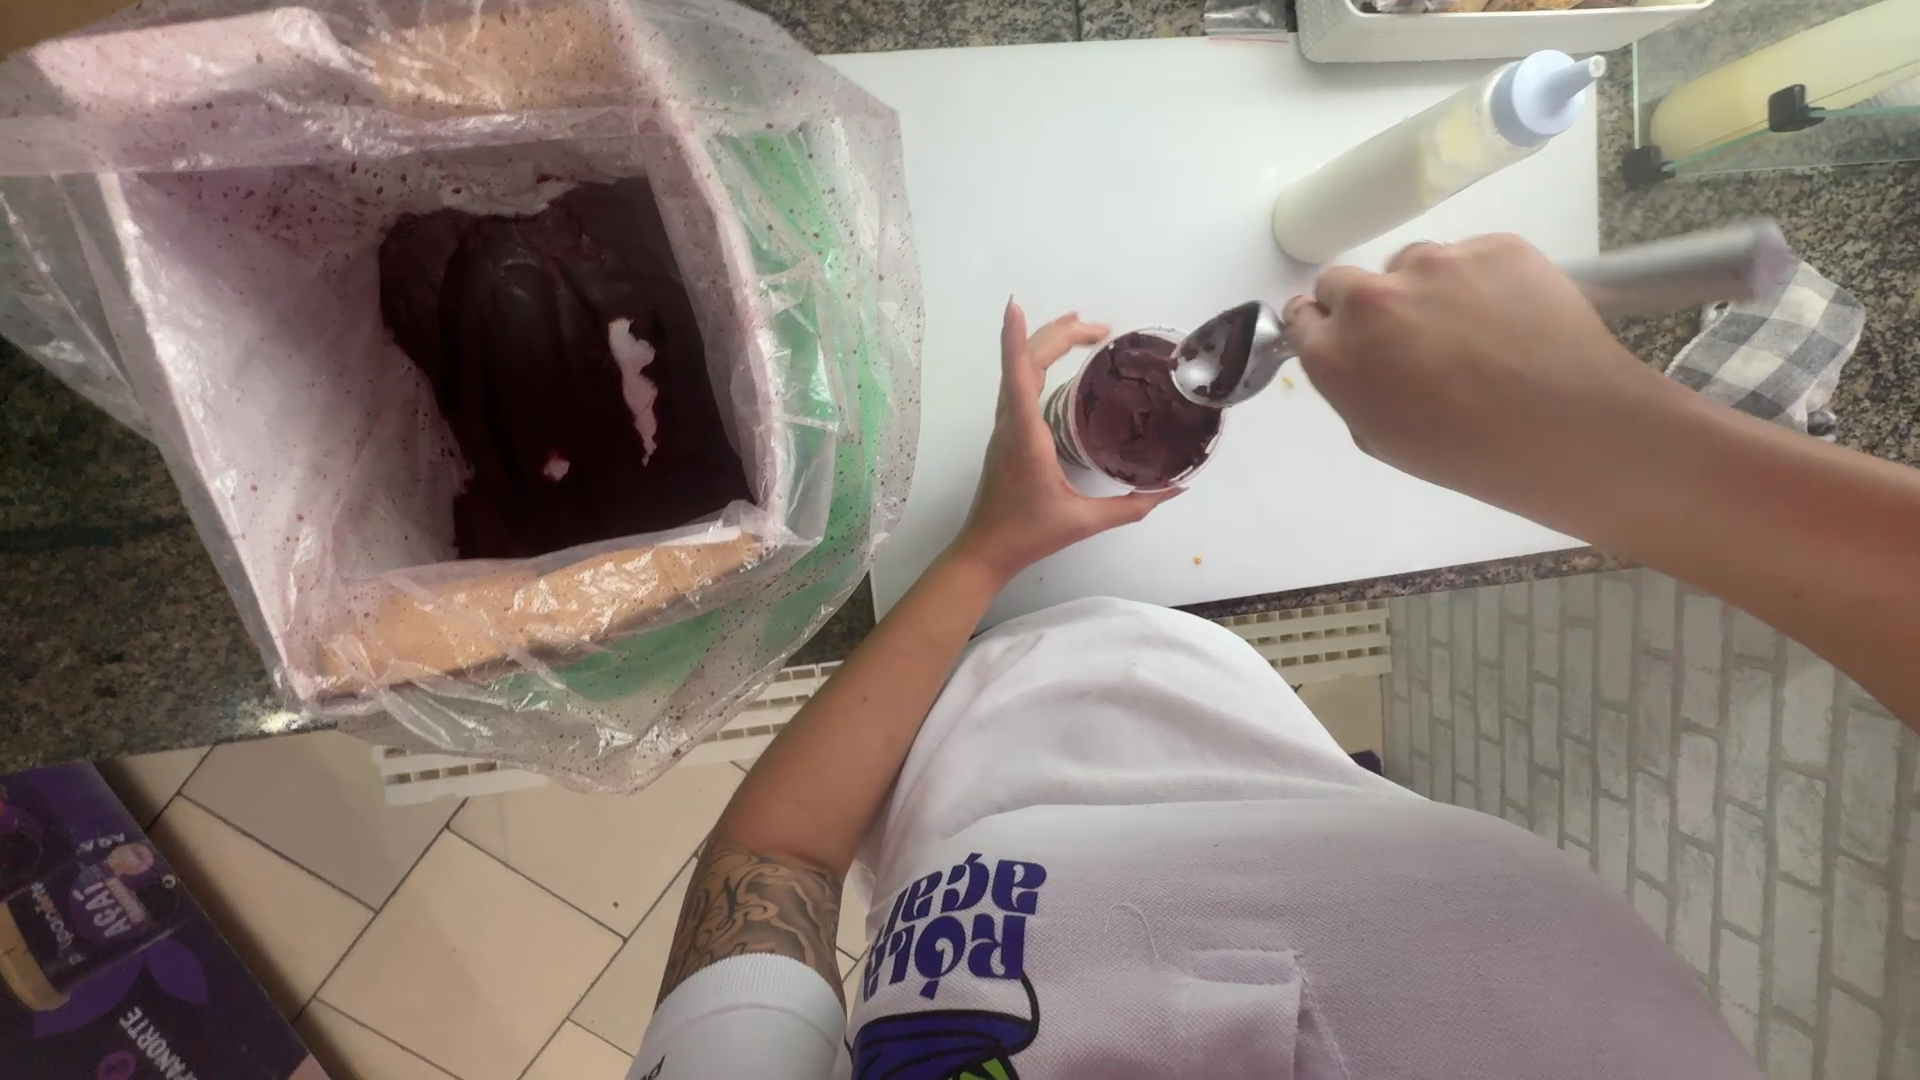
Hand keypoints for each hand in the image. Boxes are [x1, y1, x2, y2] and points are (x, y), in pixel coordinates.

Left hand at [949, 300, 1180, 583]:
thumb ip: (1132, 506)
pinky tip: (1054, 361)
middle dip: (1059, 335)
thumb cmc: (1028, 536)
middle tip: (1102, 328)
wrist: (985, 551)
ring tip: (1081, 328)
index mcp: (1025, 438)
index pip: (1019, 377)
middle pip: (1023, 364)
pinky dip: (1033, 363)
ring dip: (1044, 344)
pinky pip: (1016, 386)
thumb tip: (1175, 489)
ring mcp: (1003, 428)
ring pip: (1016, 372)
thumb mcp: (1084, 522)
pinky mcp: (1005, 435)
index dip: (1017, 339)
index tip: (1015, 306)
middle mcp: (1010, 425)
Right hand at [1284, 234, 1685, 510]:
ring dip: (1420, 287)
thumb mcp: (1373, 432)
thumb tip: (1354, 354)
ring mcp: (1433, 265)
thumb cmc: (1459, 449)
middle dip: (1360, 303)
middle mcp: (1370, 300)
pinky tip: (1502, 314)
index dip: (1320, 325)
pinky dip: (1475, 278)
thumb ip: (1348, 381)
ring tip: (1463, 325)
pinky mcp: (1492, 246)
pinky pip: (1466, 255)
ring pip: (1407, 263)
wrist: (1563, 427)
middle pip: (1341, 281)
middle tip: (1400, 333)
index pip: (1301, 315)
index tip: (1337, 334)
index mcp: (1333, 353)